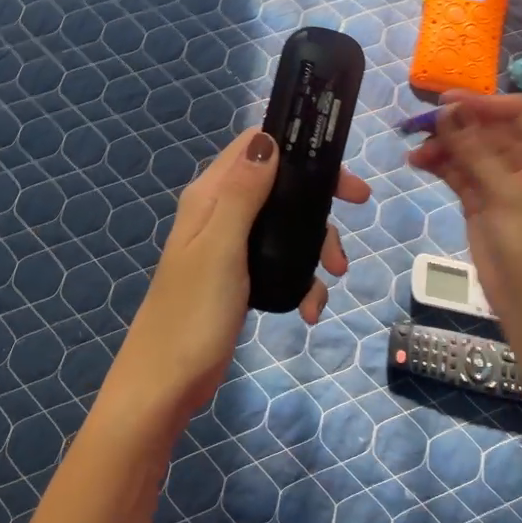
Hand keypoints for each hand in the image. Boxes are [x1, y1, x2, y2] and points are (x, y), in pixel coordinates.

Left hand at [112, 128, 366, 416]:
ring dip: (314, 248)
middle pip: (280, 188)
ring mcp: (230, 247)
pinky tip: (308, 310)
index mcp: (210, 196)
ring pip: (286, 227)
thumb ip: (243, 193)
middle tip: (355, 217)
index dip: (300, 151)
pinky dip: (300, 281)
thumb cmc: (193, 311)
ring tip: (333, 278)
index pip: (256, 148)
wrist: (166, 382)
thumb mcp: (221, 246)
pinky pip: (280, 264)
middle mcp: (220, 212)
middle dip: (319, 205)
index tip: (341, 177)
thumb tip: (266, 139)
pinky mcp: (239, 278)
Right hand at [408, 90, 521, 328]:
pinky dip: (439, 165)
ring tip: (416, 150)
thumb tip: (448, 111)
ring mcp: (500, 181)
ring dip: (442, 145)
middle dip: (455, 124)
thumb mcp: (506, 195)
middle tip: (419, 123)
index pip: (516, 112)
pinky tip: (417, 161)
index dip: (482, 103)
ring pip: (468, 149)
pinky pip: (458, 171)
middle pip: (486, 129)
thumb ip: (475, 151)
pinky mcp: (480, 200)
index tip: (446, 102)